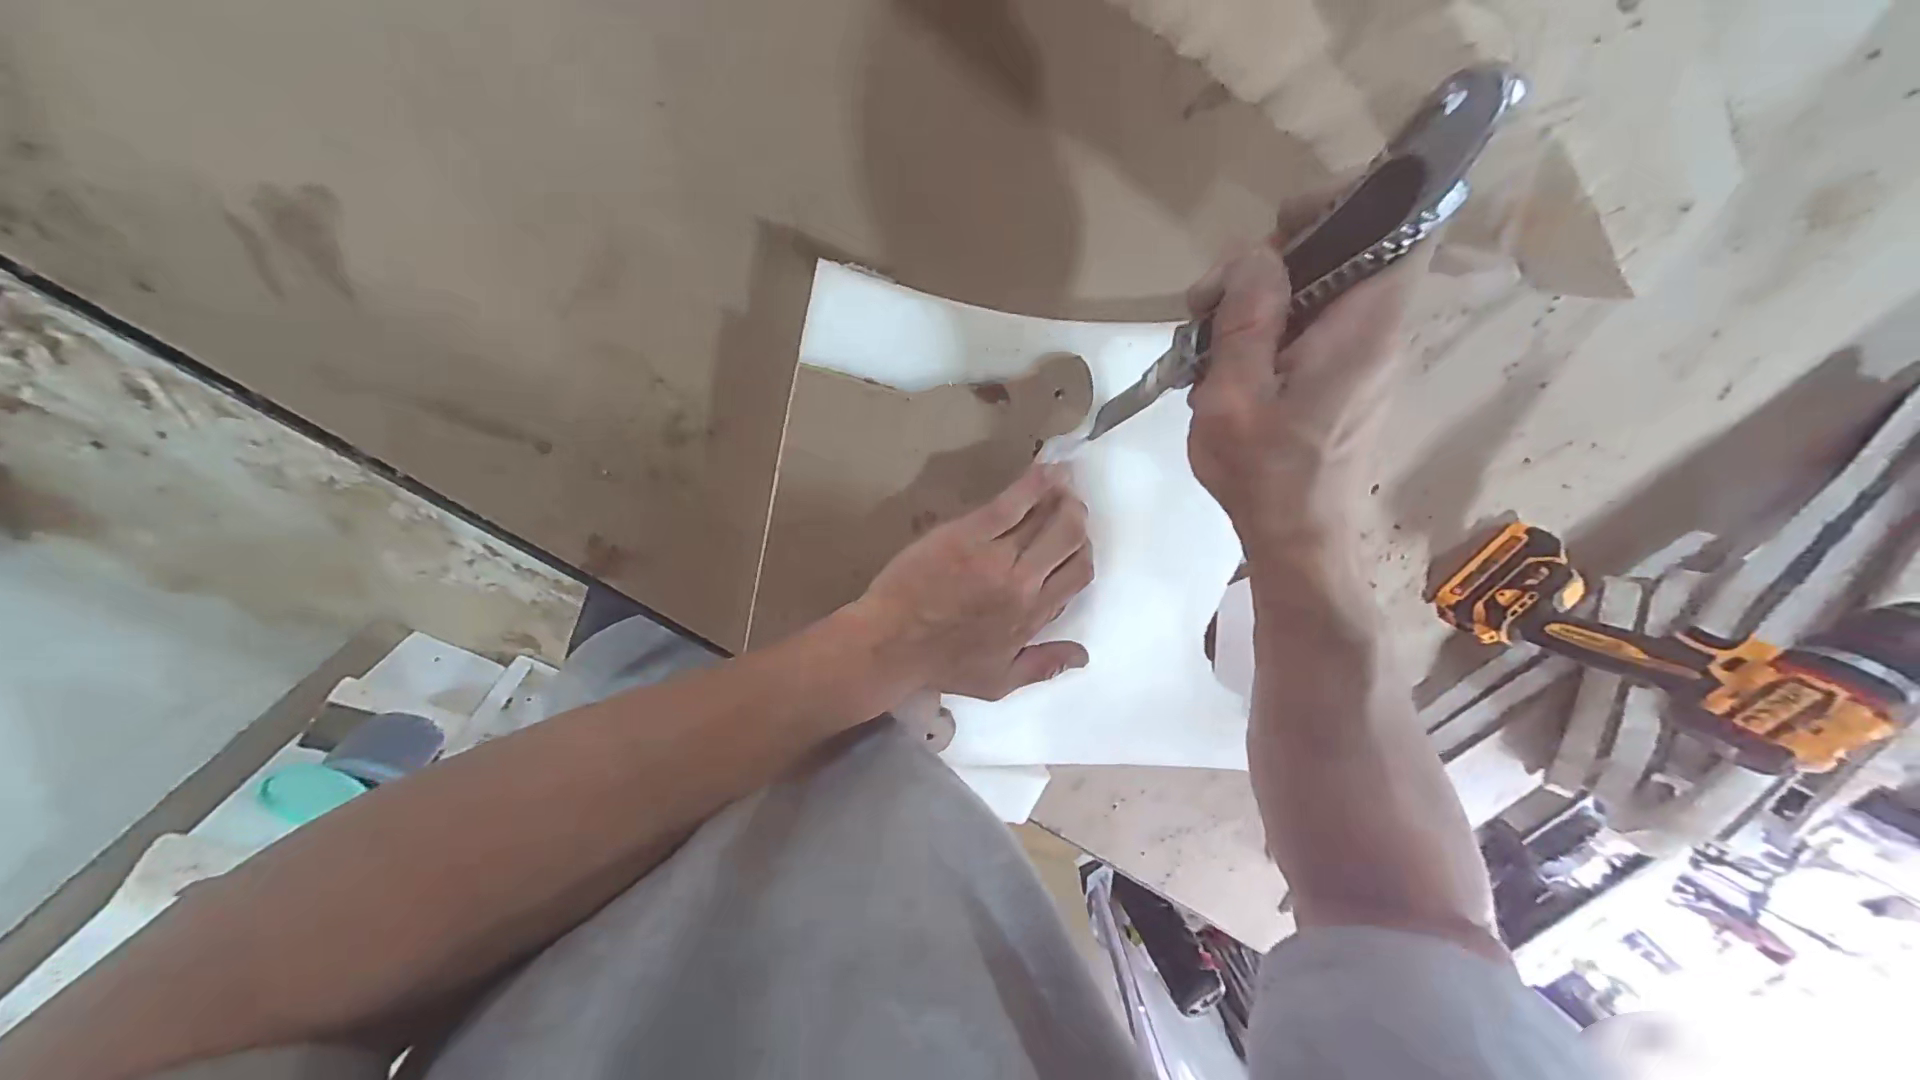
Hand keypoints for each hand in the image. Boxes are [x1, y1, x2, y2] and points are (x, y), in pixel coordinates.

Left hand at [852, 463, 1093, 700]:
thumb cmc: (940, 665)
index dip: (1082, 552)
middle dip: (1077, 518)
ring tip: (1062, 482)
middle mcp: (1024, 584)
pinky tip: (1046, 470)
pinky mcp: (968, 534)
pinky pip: (1012, 504)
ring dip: (1062, 496)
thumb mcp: (998, 681)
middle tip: (1070, 506)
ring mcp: (997, 556)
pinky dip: (1034, 483)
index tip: (1073, 542)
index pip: (1078, 574)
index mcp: (1032, 616)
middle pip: (1070, 539)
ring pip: (1047, 517)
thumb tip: (1083, 656)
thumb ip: (1043, 667)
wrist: (890, 644)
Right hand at [1185, 240, 1415, 551]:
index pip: (1402, 222)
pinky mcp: (1344, 381)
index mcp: (1364, 328)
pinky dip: (1266, 333)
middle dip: (1272, 261)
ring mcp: (1363, 358)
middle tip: (1208, 301)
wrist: (1296, 539)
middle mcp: (1378, 333)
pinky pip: (1311, 329)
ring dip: (1259, 302)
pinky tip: (1224, 369)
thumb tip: (1256, 254)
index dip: (1347, 201)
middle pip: (1346, 254)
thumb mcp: (1234, 397)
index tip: (1278, 228)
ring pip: (1319, 293)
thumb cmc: (1265, 474)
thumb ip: (1246, 320)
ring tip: (1205, 344)